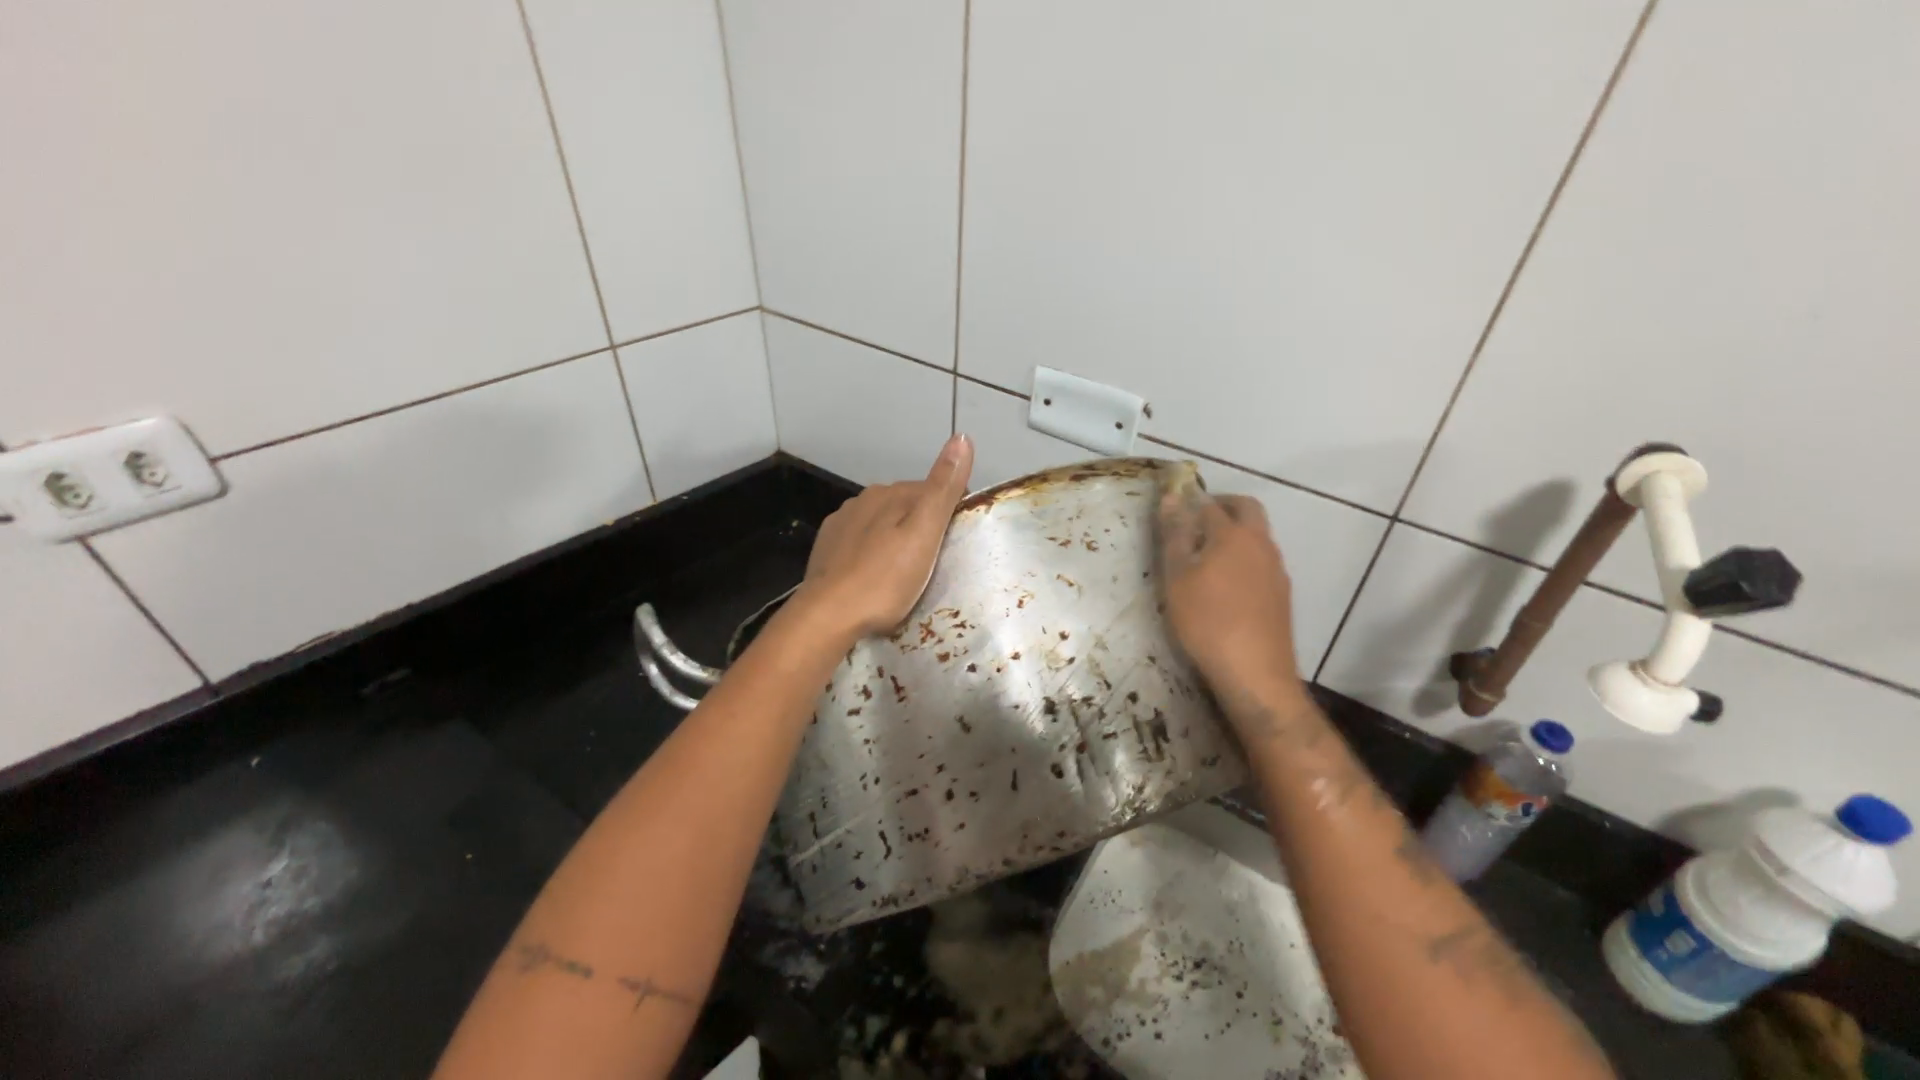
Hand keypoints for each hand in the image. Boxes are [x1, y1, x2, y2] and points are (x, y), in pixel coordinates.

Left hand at [794, 434, 974, 641]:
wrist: (828, 615)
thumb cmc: (884, 579)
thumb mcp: (924, 534)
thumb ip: (943, 489)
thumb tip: (962, 438)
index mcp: (890, 493)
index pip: (934, 489)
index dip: (954, 510)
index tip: (963, 538)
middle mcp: (864, 500)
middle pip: (907, 505)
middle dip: (924, 523)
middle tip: (940, 560)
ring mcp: (841, 523)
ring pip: (882, 523)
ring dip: (897, 537)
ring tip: (910, 571)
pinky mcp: (827, 548)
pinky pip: (860, 541)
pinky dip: (874, 552)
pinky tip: (878, 575)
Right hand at [1158, 486, 1304, 710]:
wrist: (1255, 672)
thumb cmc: (1206, 621)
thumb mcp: (1177, 577)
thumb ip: (1175, 535)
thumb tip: (1172, 496)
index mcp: (1233, 534)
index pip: (1209, 504)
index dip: (1189, 502)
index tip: (1171, 511)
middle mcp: (1261, 543)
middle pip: (1246, 509)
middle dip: (1221, 507)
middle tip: (1194, 523)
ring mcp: (1276, 568)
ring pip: (1257, 535)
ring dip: (1235, 534)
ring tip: (1206, 557)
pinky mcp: (1282, 592)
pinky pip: (1262, 561)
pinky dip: (1244, 558)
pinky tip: (1226, 585)